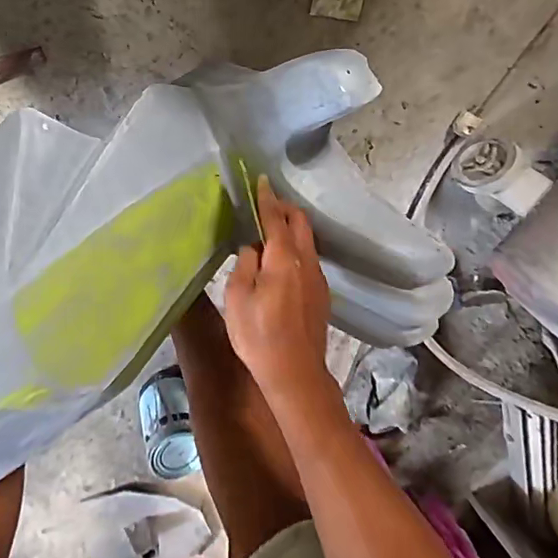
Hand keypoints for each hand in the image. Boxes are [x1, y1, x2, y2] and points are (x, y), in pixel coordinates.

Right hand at [222, 177, 332, 396]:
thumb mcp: (237, 298)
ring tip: (269, 228)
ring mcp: (318, 280)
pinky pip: (308, 258)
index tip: (260, 181)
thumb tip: (252, 250)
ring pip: (307, 241)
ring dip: (291, 228)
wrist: (295, 376)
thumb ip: (244, 266)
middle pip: (300, 224)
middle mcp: (306, 263)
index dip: (266, 198)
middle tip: (263, 203)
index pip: (275, 218)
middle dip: (284, 208)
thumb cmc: (258, 336)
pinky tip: (279, 259)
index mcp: (283, 260)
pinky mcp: (320, 295)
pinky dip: (295, 247)